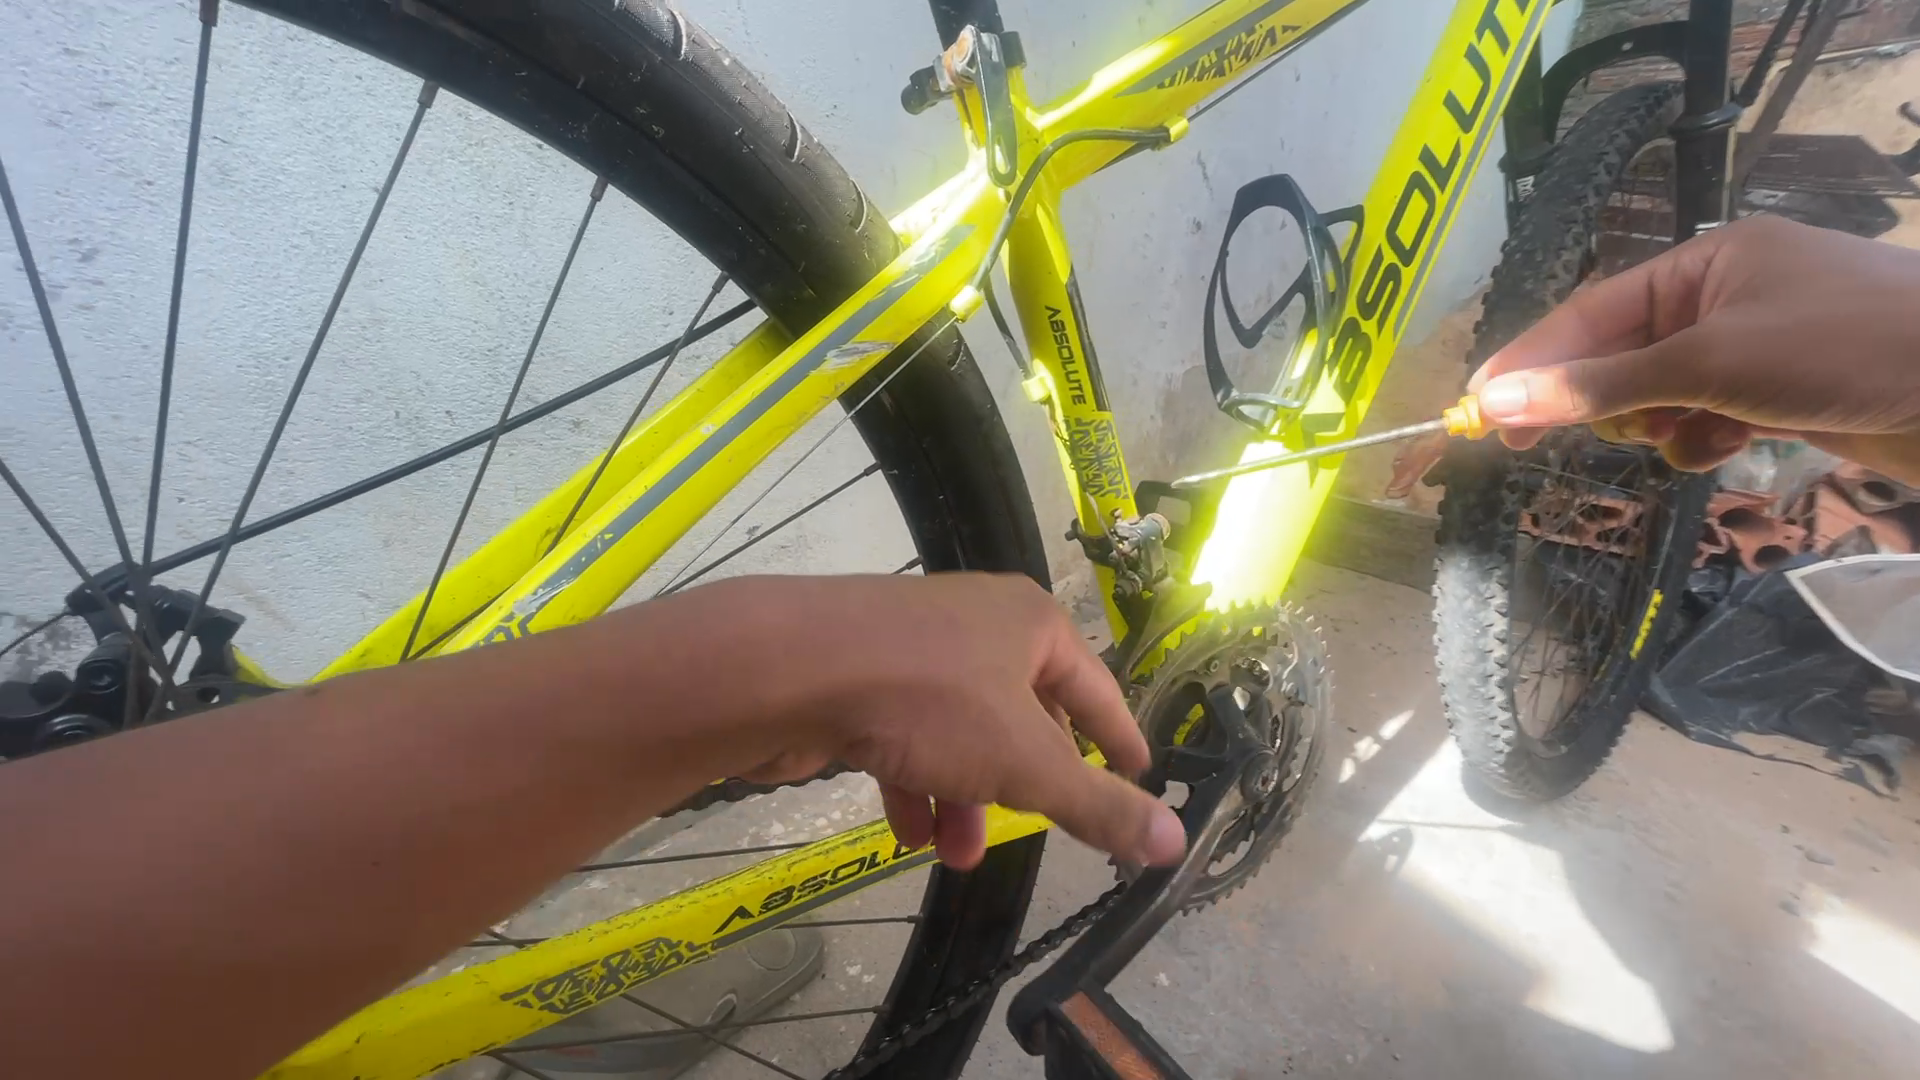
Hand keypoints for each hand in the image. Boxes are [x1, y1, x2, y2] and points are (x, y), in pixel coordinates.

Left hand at [710, 574, 1187, 870]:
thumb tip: (1174, 841)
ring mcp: (915, 647)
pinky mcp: (865, 675)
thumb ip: (1097, 804)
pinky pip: (908, 732)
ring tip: (957, 854)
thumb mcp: (1025, 761)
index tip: (1138, 774)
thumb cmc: (931, 700)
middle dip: (1025, 783)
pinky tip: (908, 830)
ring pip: (960, 731)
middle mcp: (976, 624)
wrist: (793, 666)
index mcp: (1029, 623)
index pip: (1094, 689)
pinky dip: (915, 780)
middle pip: (1022, 713)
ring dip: (965, 795)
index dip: (1118, 738)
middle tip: (1040, 830)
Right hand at [1468, 216, 1919, 481]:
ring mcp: (1745, 345)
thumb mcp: (1707, 366)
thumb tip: (1492, 401)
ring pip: (1646, 394)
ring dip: (1648, 424)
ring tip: (1679, 436)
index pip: (1584, 316)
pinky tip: (1722, 446)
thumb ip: (1593, 386)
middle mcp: (1717, 298)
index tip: (1475, 408)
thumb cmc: (1849, 351)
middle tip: (1526, 443)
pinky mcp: (1769, 389)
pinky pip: (1692, 417)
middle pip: (1610, 357)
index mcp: (1702, 265)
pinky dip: (1694, 439)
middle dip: (1589, 401)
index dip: (1525, 362)